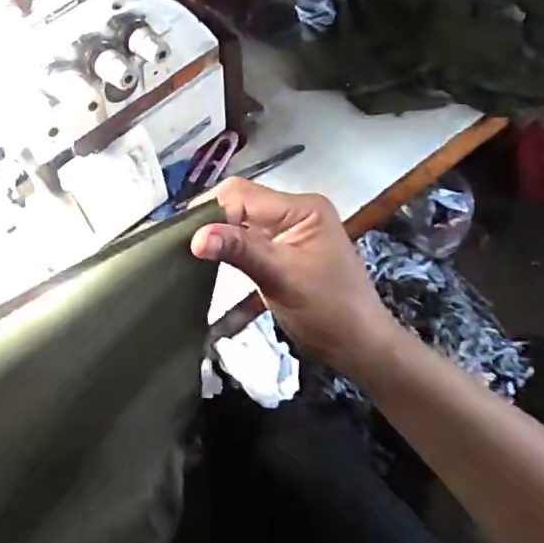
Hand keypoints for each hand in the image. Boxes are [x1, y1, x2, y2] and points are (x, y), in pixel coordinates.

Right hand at [190, 178, 403, 370]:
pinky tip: (212, 258)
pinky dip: (227, 245)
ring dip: (217, 234)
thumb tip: (196, 238)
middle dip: (210, 221)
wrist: (360, 347)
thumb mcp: (280, 278)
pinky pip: (244, 236)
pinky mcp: (279, 247)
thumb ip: (239, 250)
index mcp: (301, 207)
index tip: (186, 240)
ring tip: (193, 253)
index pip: (241, 195)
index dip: (212, 214)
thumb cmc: (327, 311)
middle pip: (237, 202)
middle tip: (184, 246)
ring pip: (237, 219)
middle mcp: (293, 210)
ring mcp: (286, 229)